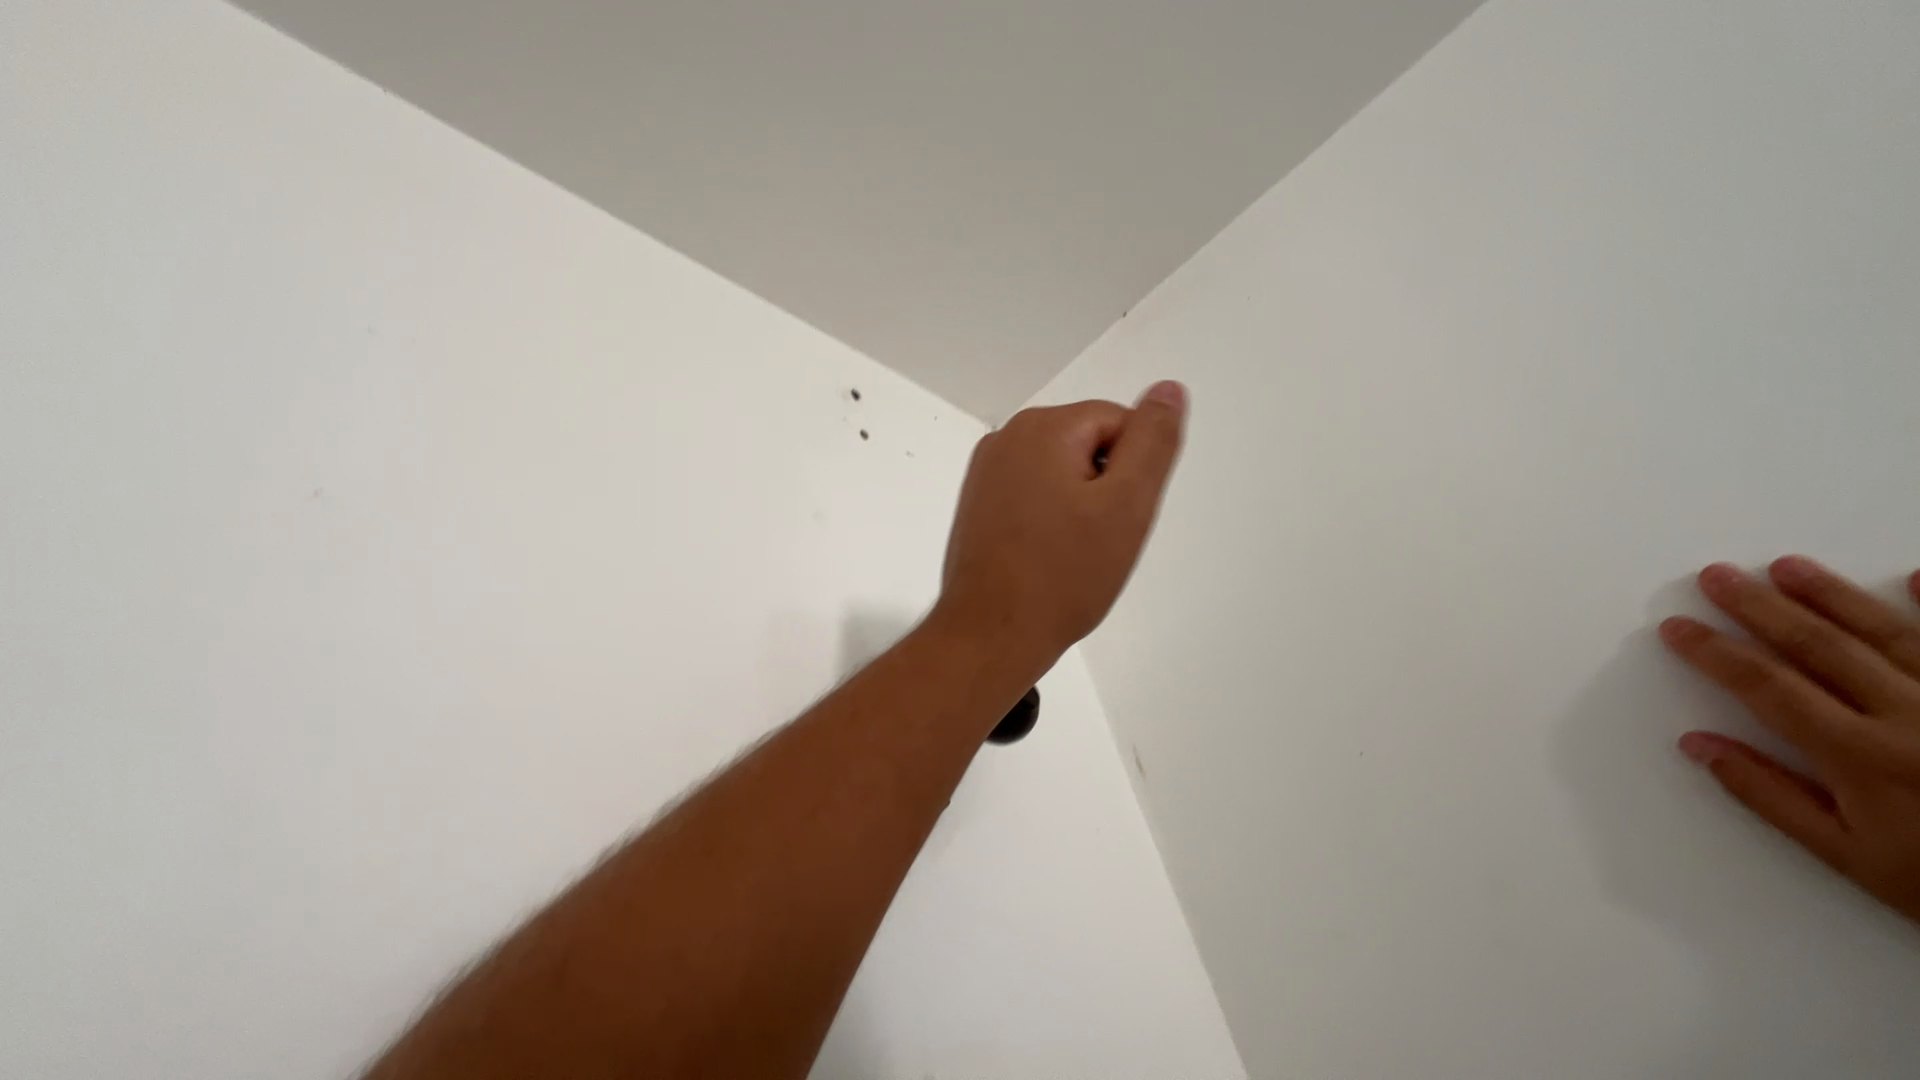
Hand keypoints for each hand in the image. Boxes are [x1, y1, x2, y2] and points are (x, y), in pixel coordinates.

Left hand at [932, 381, 1187, 666]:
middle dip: (1104, 489)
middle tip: (1097, 541)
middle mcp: (1005, 440)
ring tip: (1071, 554)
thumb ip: (1153, 440)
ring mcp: (986, 474)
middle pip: (1087, 445)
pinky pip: (1033, 496)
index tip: (1117, 517)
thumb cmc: (1060, 577)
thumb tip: (1168, 390)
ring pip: (1061, 474)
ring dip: (1078, 507)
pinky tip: (1047, 559)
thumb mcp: (1127, 504)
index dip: (1131, 474)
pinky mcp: (978, 506)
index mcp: (1041, 428)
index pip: (1120, 424)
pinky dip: (1048, 521)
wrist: (992, 635)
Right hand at [1661, 557, 1919, 921]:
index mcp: (1862, 757)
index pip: (1766, 688)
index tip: (1677, 627)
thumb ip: (1771, 796)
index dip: (1714, 653)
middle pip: (1820, 647)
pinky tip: (1913, 577)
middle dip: (1761, 607)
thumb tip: (1698, 747)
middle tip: (1718, 575)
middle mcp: (1911, 717)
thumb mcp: (1852, 857)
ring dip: (1832, 596)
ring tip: (1788, 566)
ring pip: (1889, 633)